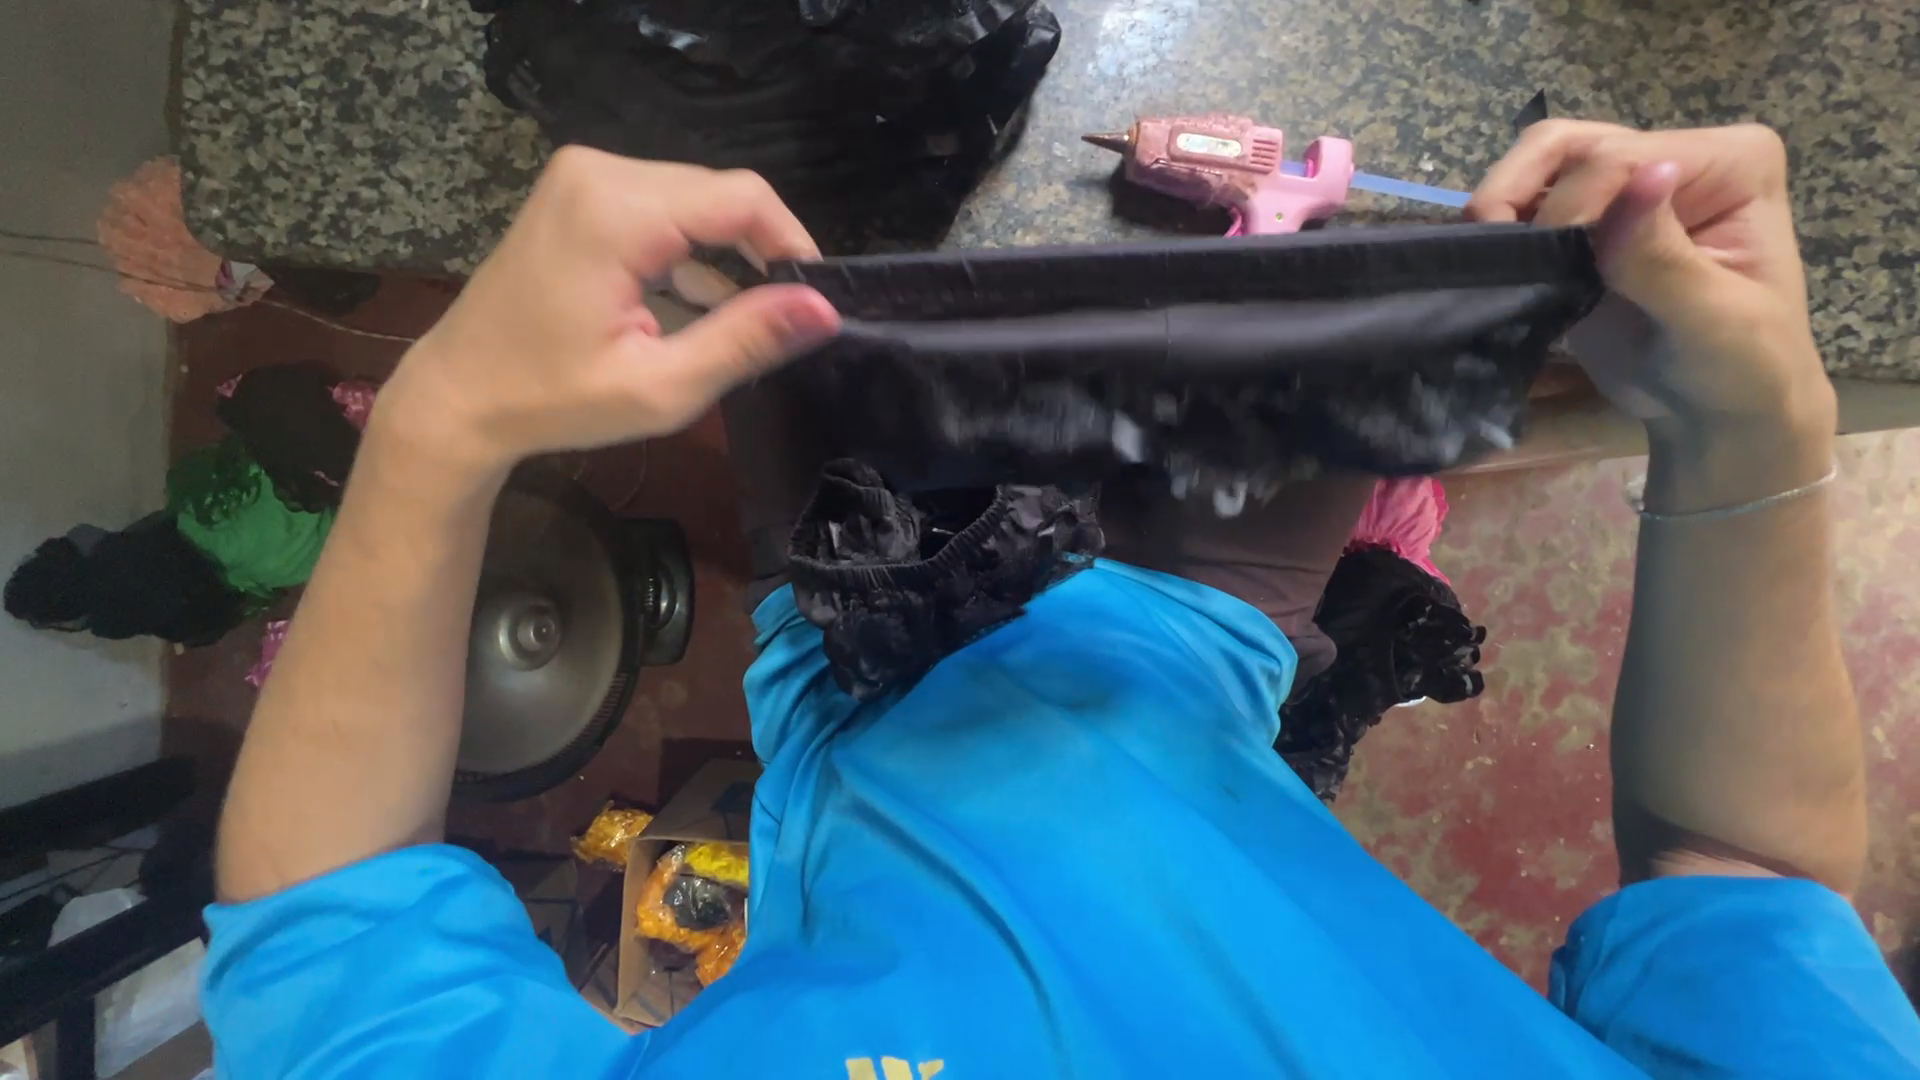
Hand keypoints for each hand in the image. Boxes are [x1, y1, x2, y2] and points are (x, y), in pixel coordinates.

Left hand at [374, 148, 840, 480]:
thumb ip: (746, 340)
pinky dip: (696, 255)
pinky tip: (702, 306)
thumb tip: (825, 310)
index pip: (743, 198)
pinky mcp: (582, 196)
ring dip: (731, 258)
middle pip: (722, 194)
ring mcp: (585, 179)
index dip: (794, 245)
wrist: (460, 394)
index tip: (814, 303)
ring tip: (745, 322)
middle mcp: (600, 172)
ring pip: (699, 201)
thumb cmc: (556, 400)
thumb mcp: (662, 386)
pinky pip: (666, 211)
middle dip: (764, 254)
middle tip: (782, 322)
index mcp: (616, 211)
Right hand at [1469, 121, 1834, 510]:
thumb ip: (1664, 257)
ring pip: (1533, 169)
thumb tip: (1647, 176)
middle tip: (1494, 250)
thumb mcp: (1710, 318)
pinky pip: (1522, 211)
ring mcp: (1621, 196)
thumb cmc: (1735, 365)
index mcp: (1728, 164)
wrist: (1713, 407)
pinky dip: (1498, 234)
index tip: (1558, 276)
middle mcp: (1673, 162)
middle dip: (1512, 192)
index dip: (1568, 211)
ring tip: (1493, 264)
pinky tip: (1500, 272)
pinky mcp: (1581, 233)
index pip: (1617, 159)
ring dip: (1498, 211)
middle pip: (1565, 145)